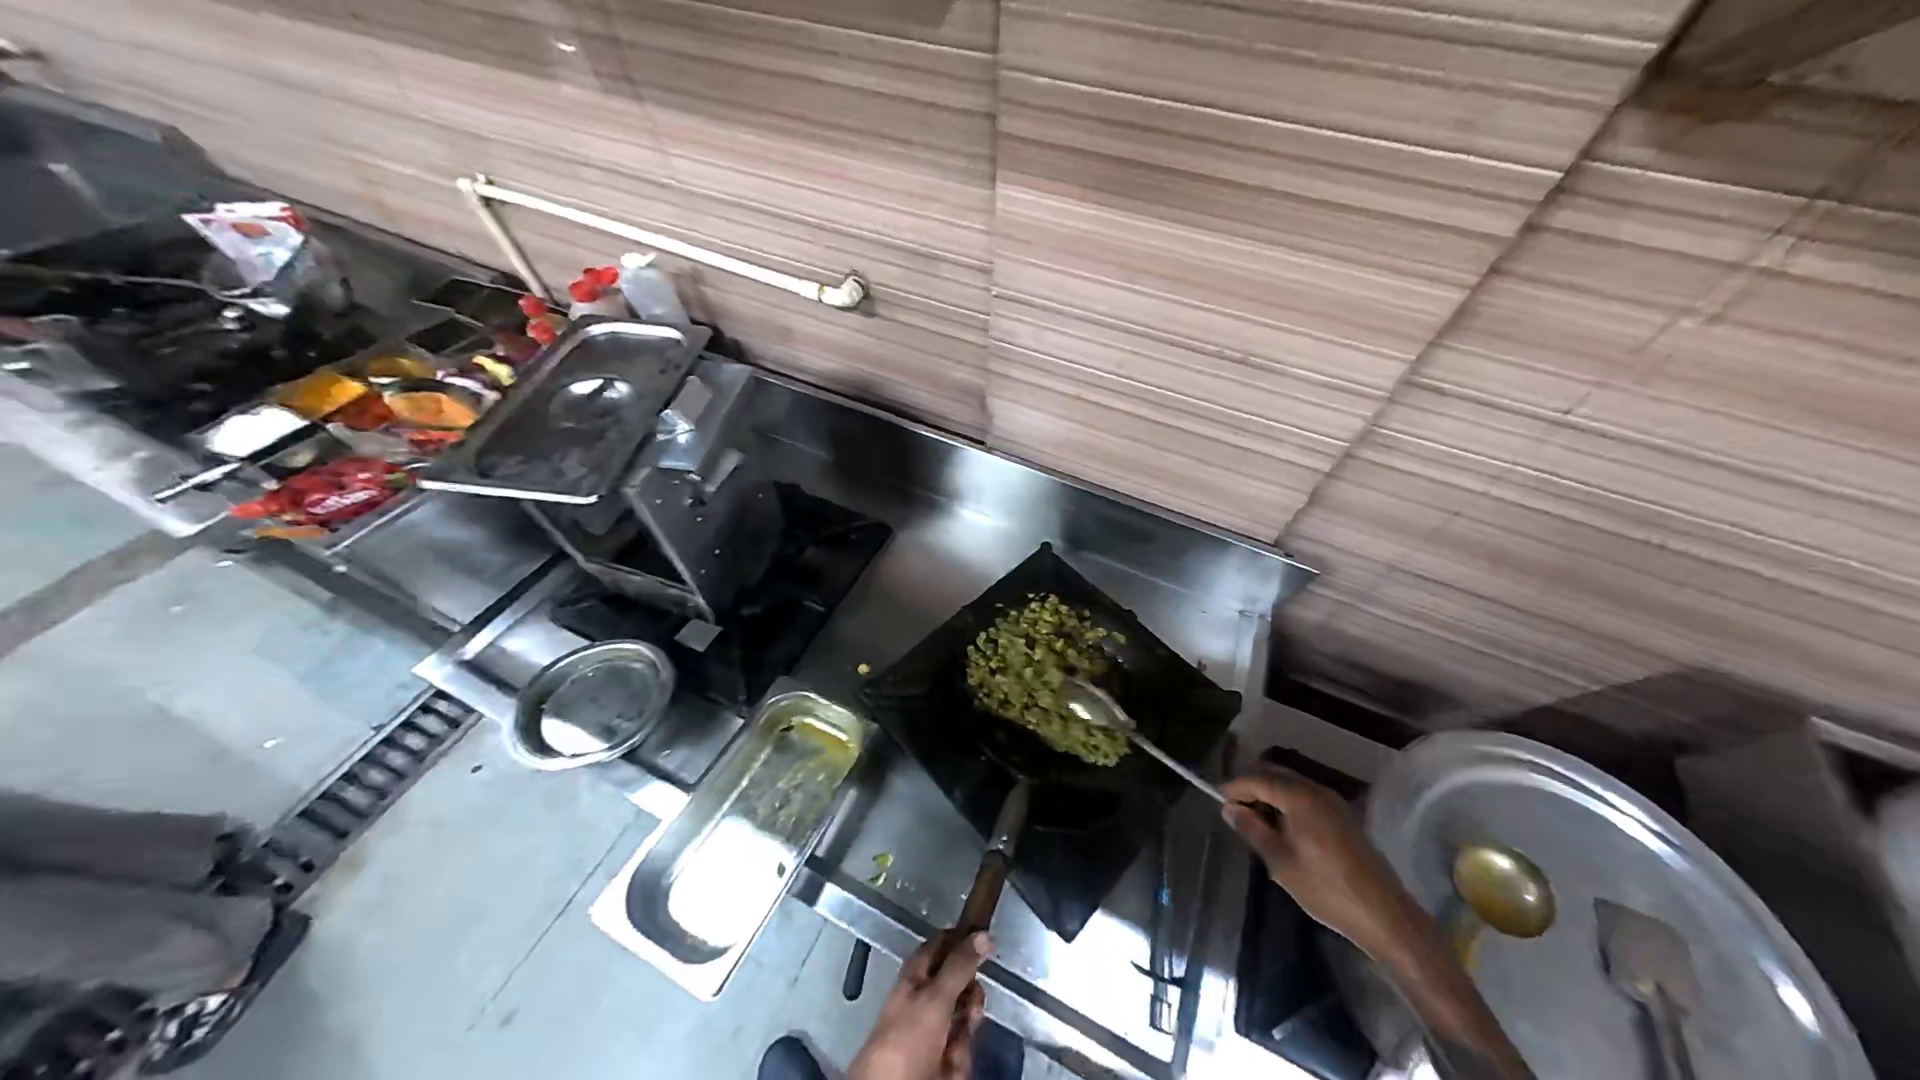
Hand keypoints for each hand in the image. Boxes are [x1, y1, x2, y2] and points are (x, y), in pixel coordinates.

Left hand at [848, 931, 992, 1079]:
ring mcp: (936, 1030)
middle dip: (971, 996)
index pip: (941, 945)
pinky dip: (960, 1057)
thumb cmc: (908, 1036)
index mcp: (916, 975)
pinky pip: (963, 1049)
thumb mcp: (935, 997)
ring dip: (965, 1031)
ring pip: (966, 1017)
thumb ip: (960, 966)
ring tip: (952, 1048)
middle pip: (961, 984)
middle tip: (970, 1006)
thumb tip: (984, 934)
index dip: (961, 941)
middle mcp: (927, 998)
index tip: (985, 942)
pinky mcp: (944, 1059)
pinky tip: (949, 1067)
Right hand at [1221, 767, 1421, 958]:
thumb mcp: (1279, 860)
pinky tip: (1283, 827)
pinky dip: (1289, 802)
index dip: (1235, 787)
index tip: (1218, 799)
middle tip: (1235, 807)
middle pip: (1276, 774)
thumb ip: (1252, 829)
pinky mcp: (1344, 818)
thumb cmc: (1324, 886)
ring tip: (1256, 819)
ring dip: (1271, 793)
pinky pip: (1308, 797)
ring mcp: (1334, 803)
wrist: (1384, 914)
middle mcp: (1317, 790)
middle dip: (1252, 785)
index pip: (1257, 779)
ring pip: (1293, 784)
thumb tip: (1230, 809)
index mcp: (1299, 796)